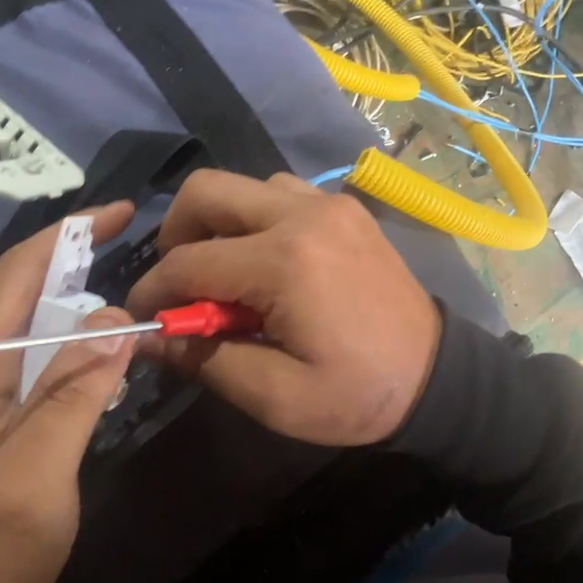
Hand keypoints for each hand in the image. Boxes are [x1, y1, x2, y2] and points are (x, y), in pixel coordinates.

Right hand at [125, 170, 440, 445]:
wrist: (437, 376)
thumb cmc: (359, 394)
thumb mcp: (277, 395)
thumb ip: (206, 358)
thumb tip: (151, 338)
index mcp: (284, 261)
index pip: (187, 261)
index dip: (154, 291)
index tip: (145, 319)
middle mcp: (303, 214)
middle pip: (207, 191)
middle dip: (176, 235)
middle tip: (181, 285)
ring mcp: (330, 204)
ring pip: (246, 187)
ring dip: (221, 224)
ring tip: (226, 276)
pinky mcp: (347, 209)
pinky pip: (284, 193)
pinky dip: (259, 218)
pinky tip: (268, 263)